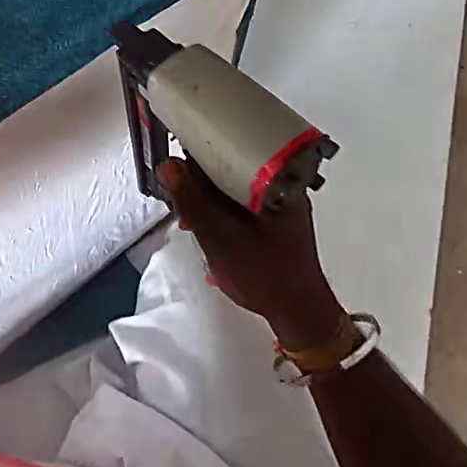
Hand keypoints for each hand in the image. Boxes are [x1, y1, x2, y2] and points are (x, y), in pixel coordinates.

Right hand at [156, 156, 349, 351]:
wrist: (299, 315)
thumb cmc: (264, 276)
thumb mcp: (220, 238)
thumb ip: (191, 201)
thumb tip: (167, 165)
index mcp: (276, 181)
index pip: (230, 151)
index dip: (197, 157)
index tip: (174, 170)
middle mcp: (281, 185)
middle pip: (230, 168)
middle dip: (198, 183)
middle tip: (178, 205)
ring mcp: (279, 202)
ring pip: (231, 187)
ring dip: (205, 199)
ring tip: (188, 220)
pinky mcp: (273, 219)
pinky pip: (239, 202)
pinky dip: (219, 210)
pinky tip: (204, 227)